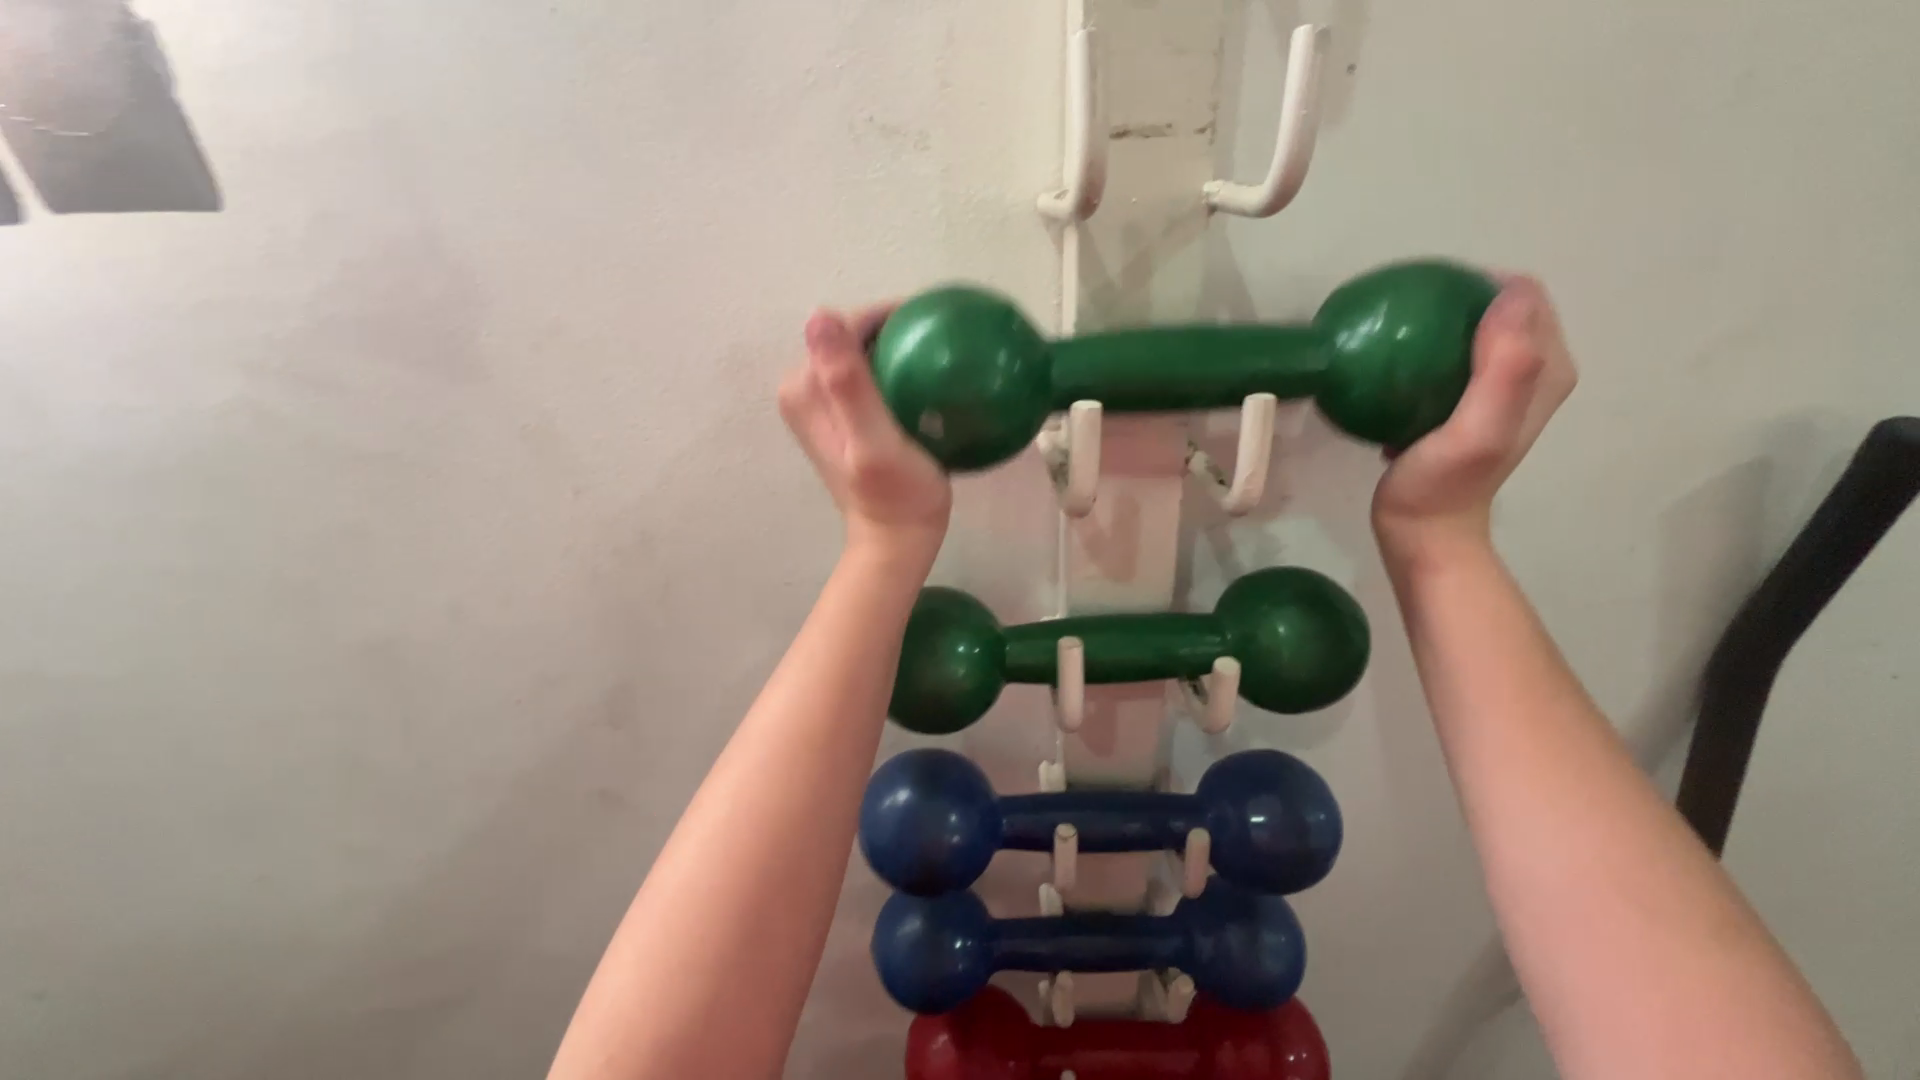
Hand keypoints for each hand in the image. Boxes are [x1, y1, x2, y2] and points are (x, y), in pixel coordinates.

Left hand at [780, 304, 951, 560]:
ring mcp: (821, 403)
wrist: (897, 539)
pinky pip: (871, 374)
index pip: (847, 325)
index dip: (892, 317)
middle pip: (855, 335)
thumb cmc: (894, 495)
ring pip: (865, 353)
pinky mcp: (842, 415)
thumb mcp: (873, 440)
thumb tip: (819, 316)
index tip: (936, 326)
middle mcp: (804, 389)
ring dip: (901, 348)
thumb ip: (848, 383)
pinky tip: (929, 378)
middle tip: (944, 342)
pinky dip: (899, 369)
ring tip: (942, 354)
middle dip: (896, 330)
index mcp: (804, 388)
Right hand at [1372, 276, 1576, 557]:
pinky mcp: (1462, 407)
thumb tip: (1507, 294)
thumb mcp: (1477, 431)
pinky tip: (1387, 362)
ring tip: (1390, 328)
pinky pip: (1445, 360)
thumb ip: (1504, 369)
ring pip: (1470, 334)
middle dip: (1457, 296)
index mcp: (1546, 372)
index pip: (1525, 296)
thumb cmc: (1443, 486)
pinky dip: (1420, 352)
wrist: (1420, 534)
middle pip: (1499, 310)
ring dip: (1436, 323)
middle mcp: (1530, 376)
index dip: (1482, 282)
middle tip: (1402, 309)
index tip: (1426, 296)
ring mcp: (1496, 393)